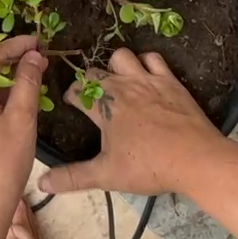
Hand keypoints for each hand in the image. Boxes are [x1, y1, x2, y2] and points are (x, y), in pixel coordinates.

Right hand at [38, 48, 233, 196]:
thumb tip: (42, 182)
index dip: (71, 96)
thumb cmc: (148, 166)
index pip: (77, 90)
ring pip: (122, 56)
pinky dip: (145, 62)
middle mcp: (122, 85)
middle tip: (93, 98)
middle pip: (96, 71)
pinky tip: (146, 74)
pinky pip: (153, 58)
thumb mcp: (106, 175)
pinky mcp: (169, 80)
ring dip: (115, 65)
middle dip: (89, 81)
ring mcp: (147, 79)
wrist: (195, 158)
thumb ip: (73, 177)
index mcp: (104, 106)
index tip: (72, 104)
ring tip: (117, 81)